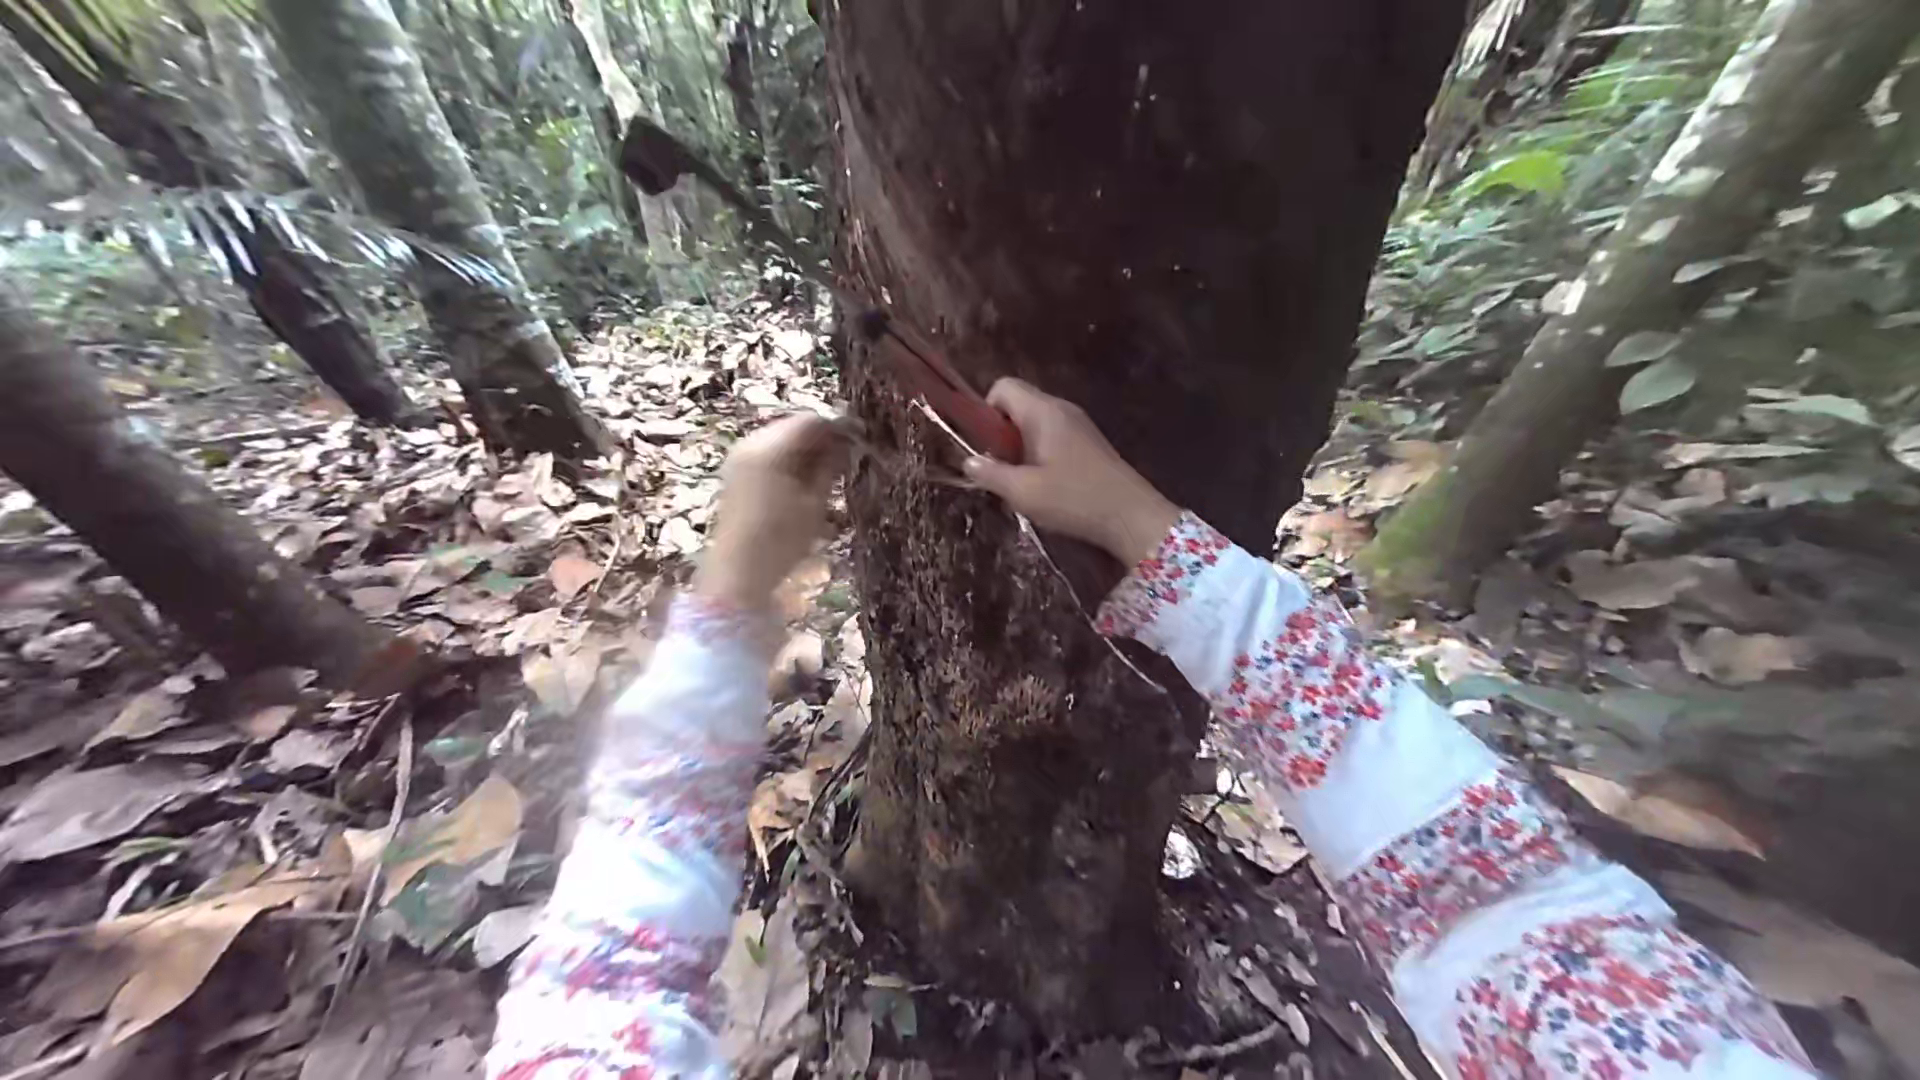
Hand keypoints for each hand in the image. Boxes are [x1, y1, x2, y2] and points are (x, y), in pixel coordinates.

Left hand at [694, 413, 847, 608]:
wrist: (739, 574)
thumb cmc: (782, 541)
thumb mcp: (815, 503)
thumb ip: (830, 466)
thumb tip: (846, 445)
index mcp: (770, 449)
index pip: (812, 421)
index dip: (839, 428)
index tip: (861, 441)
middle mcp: (751, 444)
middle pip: (794, 426)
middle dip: (823, 438)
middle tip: (848, 457)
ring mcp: (740, 458)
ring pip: (782, 439)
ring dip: (807, 449)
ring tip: (830, 471)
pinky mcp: (736, 473)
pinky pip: (770, 453)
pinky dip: (790, 460)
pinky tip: (806, 480)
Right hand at [962, 378, 1180, 565]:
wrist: (1132, 516)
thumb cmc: (1074, 499)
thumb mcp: (1023, 492)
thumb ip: (991, 474)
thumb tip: (969, 462)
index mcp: (1043, 412)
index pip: (1003, 387)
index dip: (985, 412)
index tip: (986, 447)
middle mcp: (1061, 409)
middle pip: (1018, 405)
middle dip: (1001, 435)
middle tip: (1001, 470)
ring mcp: (1078, 425)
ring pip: (1035, 424)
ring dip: (1020, 449)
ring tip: (1021, 483)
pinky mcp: (1088, 444)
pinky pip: (1052, 437)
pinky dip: (1040, 455)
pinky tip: (1045, 487)